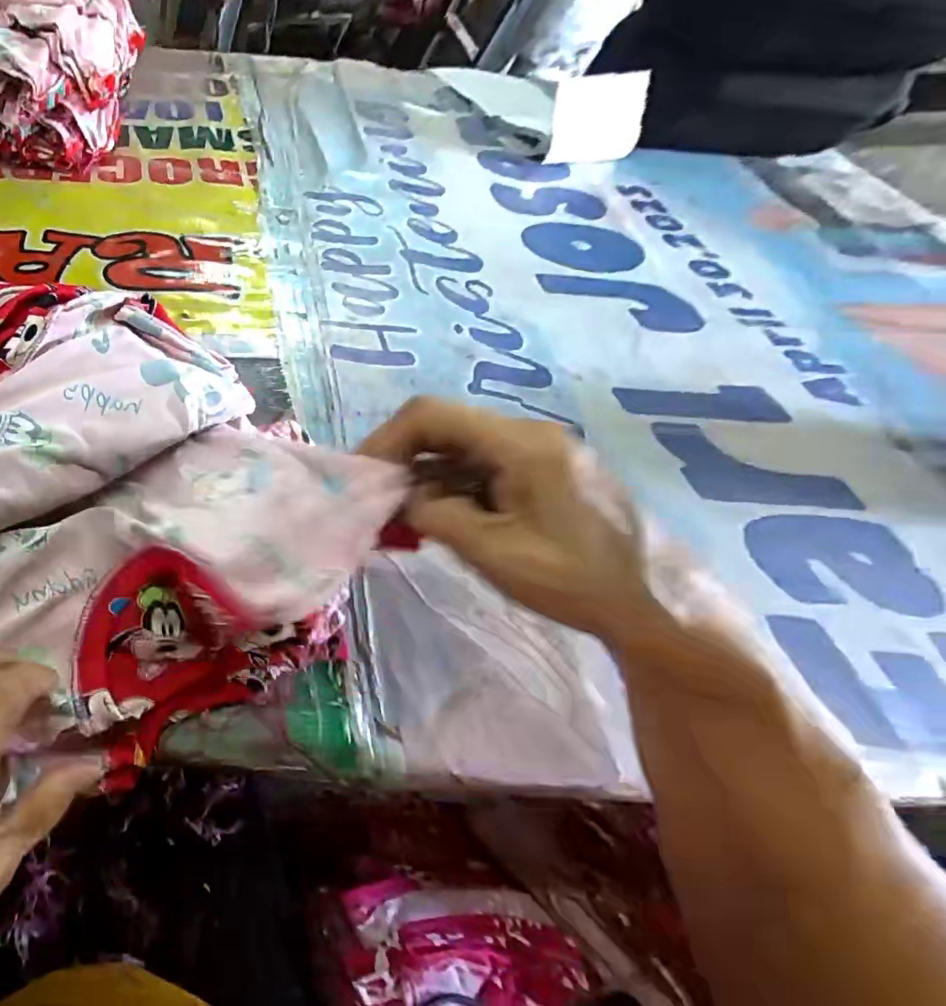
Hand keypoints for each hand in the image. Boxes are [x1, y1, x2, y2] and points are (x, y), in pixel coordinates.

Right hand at [358, 396, 661, 641]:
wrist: (660, 607)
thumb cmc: (576, 579)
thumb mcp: (490, 551)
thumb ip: (432, 515)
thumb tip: (399, 500)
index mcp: (522, 445)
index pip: (430, 415)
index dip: (385, 439)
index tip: (362, 477)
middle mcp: (530, 434)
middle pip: (441, 426)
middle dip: (398, 459)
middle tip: (374, 498)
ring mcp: (538, 450)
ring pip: (455, 446)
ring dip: (420, 475)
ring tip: (400, 516)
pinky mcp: (541, 470)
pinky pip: (477, 464)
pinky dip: (445, 485)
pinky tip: (436, 518)